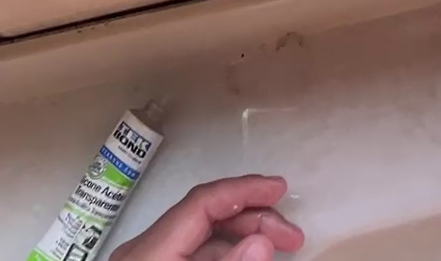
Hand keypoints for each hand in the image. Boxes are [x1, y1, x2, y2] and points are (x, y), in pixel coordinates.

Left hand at [109, 175, 305, 260]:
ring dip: (242, 239)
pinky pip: (194, 256)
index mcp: (150, 248)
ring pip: (202, 240)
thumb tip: (263, 240)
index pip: (203, 201)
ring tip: (279, 247)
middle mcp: (147, 249)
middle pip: (205, 217)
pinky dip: (224, 256)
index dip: (243, 189)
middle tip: (293, 233)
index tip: (280, 187)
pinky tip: (248, 259)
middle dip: (252, 218)